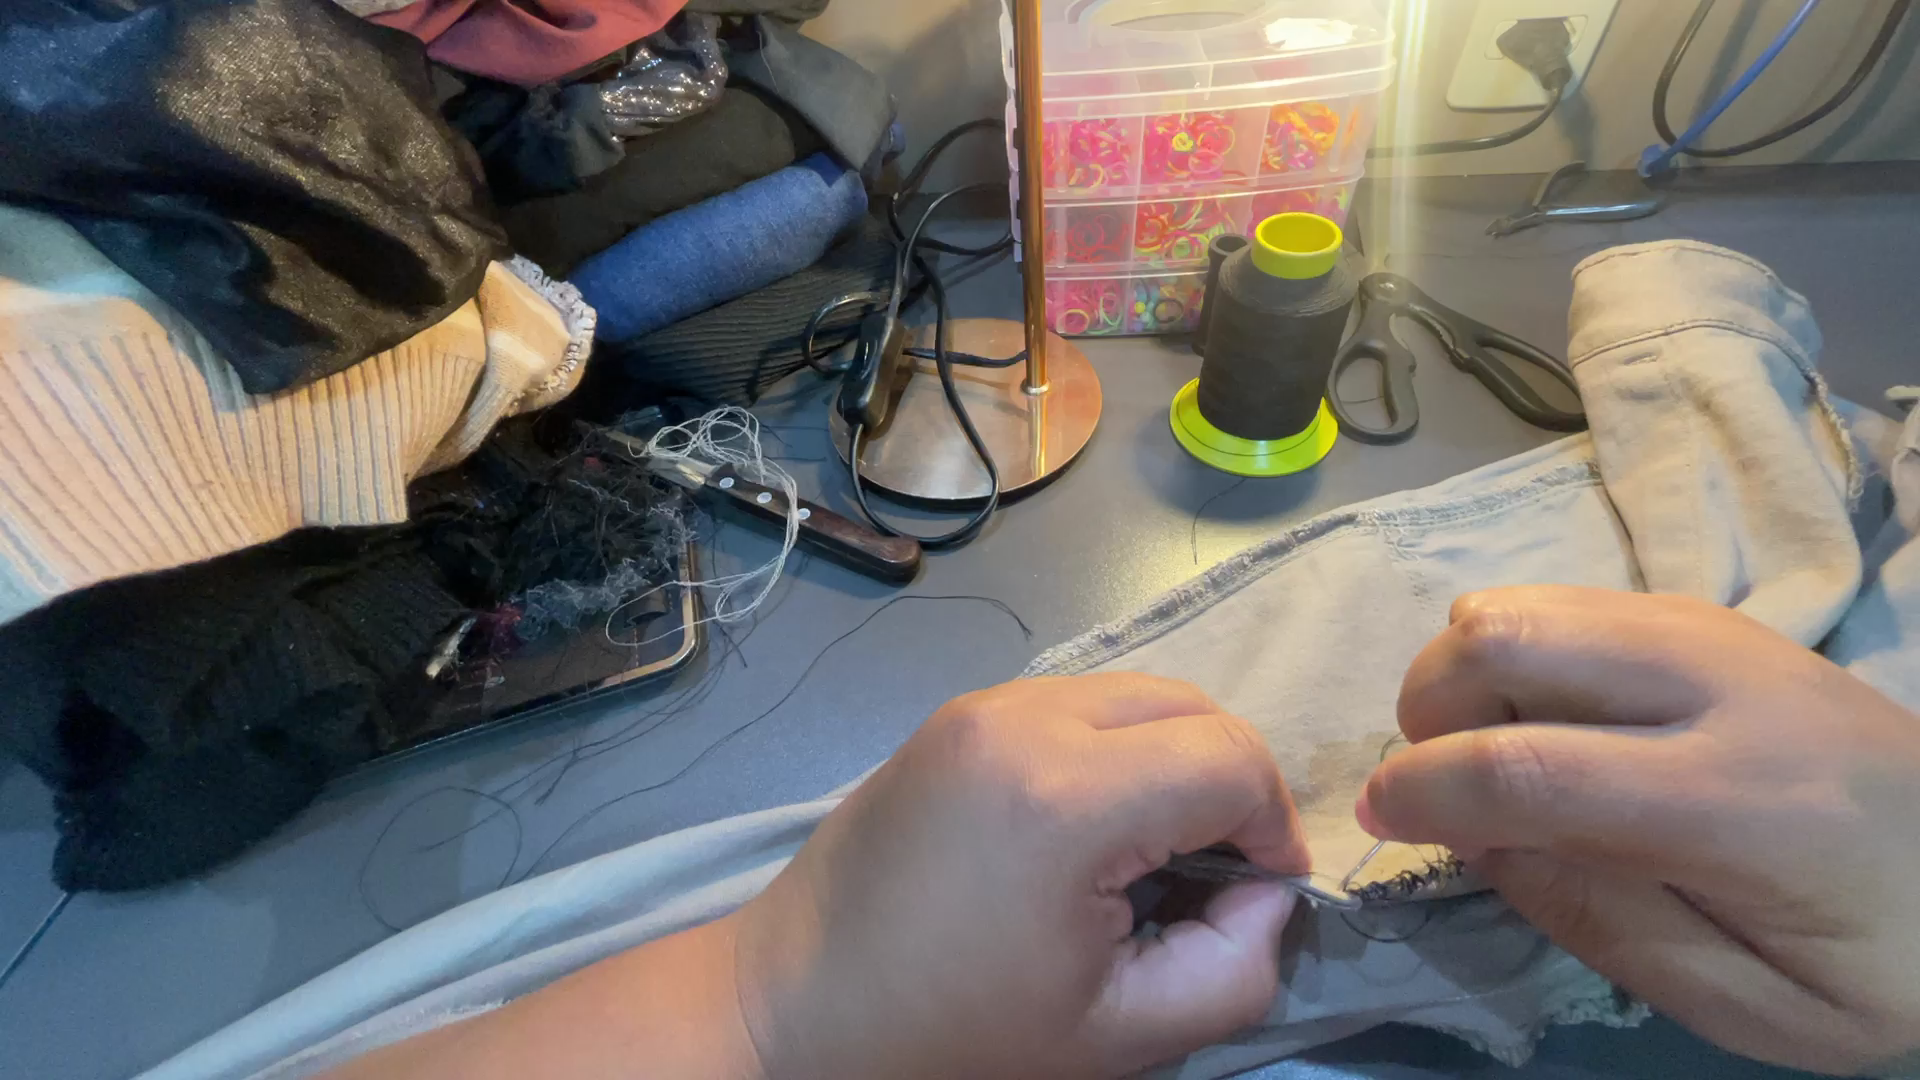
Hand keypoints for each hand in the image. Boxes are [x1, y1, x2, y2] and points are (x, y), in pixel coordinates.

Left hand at [732, 674, 1310, 1078]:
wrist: (800, 996)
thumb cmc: (952, 1033)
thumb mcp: (1120, 1033)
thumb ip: (1233, 964)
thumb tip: (1262, 887)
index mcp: (1065, 794)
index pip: (1229, 758)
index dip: (1273, 822)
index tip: (1259, 888)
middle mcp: (1026, 716)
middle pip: (1190, 704)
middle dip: (1229, 780)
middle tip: (1213, 862)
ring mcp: (987, 700)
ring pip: (1135, 692)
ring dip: (1171, 756)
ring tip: (1148, 839)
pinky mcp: (962, 707)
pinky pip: (1077, 700)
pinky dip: (1115, 743)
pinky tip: (1087, 813)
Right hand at [1359, 587, 1919, 1074]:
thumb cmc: (1877, 955)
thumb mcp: (1750, 1004)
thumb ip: (1587, 917)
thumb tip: (1468, 833)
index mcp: (1748, 801)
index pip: (1526, 769)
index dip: (1421, 789)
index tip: (1379, 818)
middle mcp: (1716, 680)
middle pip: (1496, 645)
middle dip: (1424, 709)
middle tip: (1442, 773)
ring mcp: (1694, 624)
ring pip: (1500, 610)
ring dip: (1455, 677)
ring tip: (1493, 739)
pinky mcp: (1676, 606)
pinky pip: (1530, 602)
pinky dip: (1493, 655)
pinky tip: (1542, 710)